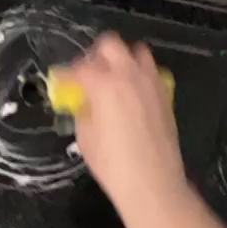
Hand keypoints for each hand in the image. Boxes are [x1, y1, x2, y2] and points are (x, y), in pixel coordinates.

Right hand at [52, 34, 188, 213]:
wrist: (152, 182)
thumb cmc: (112, 164)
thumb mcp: (85, 137)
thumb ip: (83, 110)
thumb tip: (84, 101)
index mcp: (104, 84)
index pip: (78, 68)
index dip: (66, 75)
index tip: (61, 83)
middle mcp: (129, 75)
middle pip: (110, 45)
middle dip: (95, 57)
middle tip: (87, 76)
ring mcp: (151, 82)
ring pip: (136, 52)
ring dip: (121, 60)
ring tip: (113, 80)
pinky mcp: (165, 94)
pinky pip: (150, 72)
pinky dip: (138, 75)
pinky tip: (131, 95)